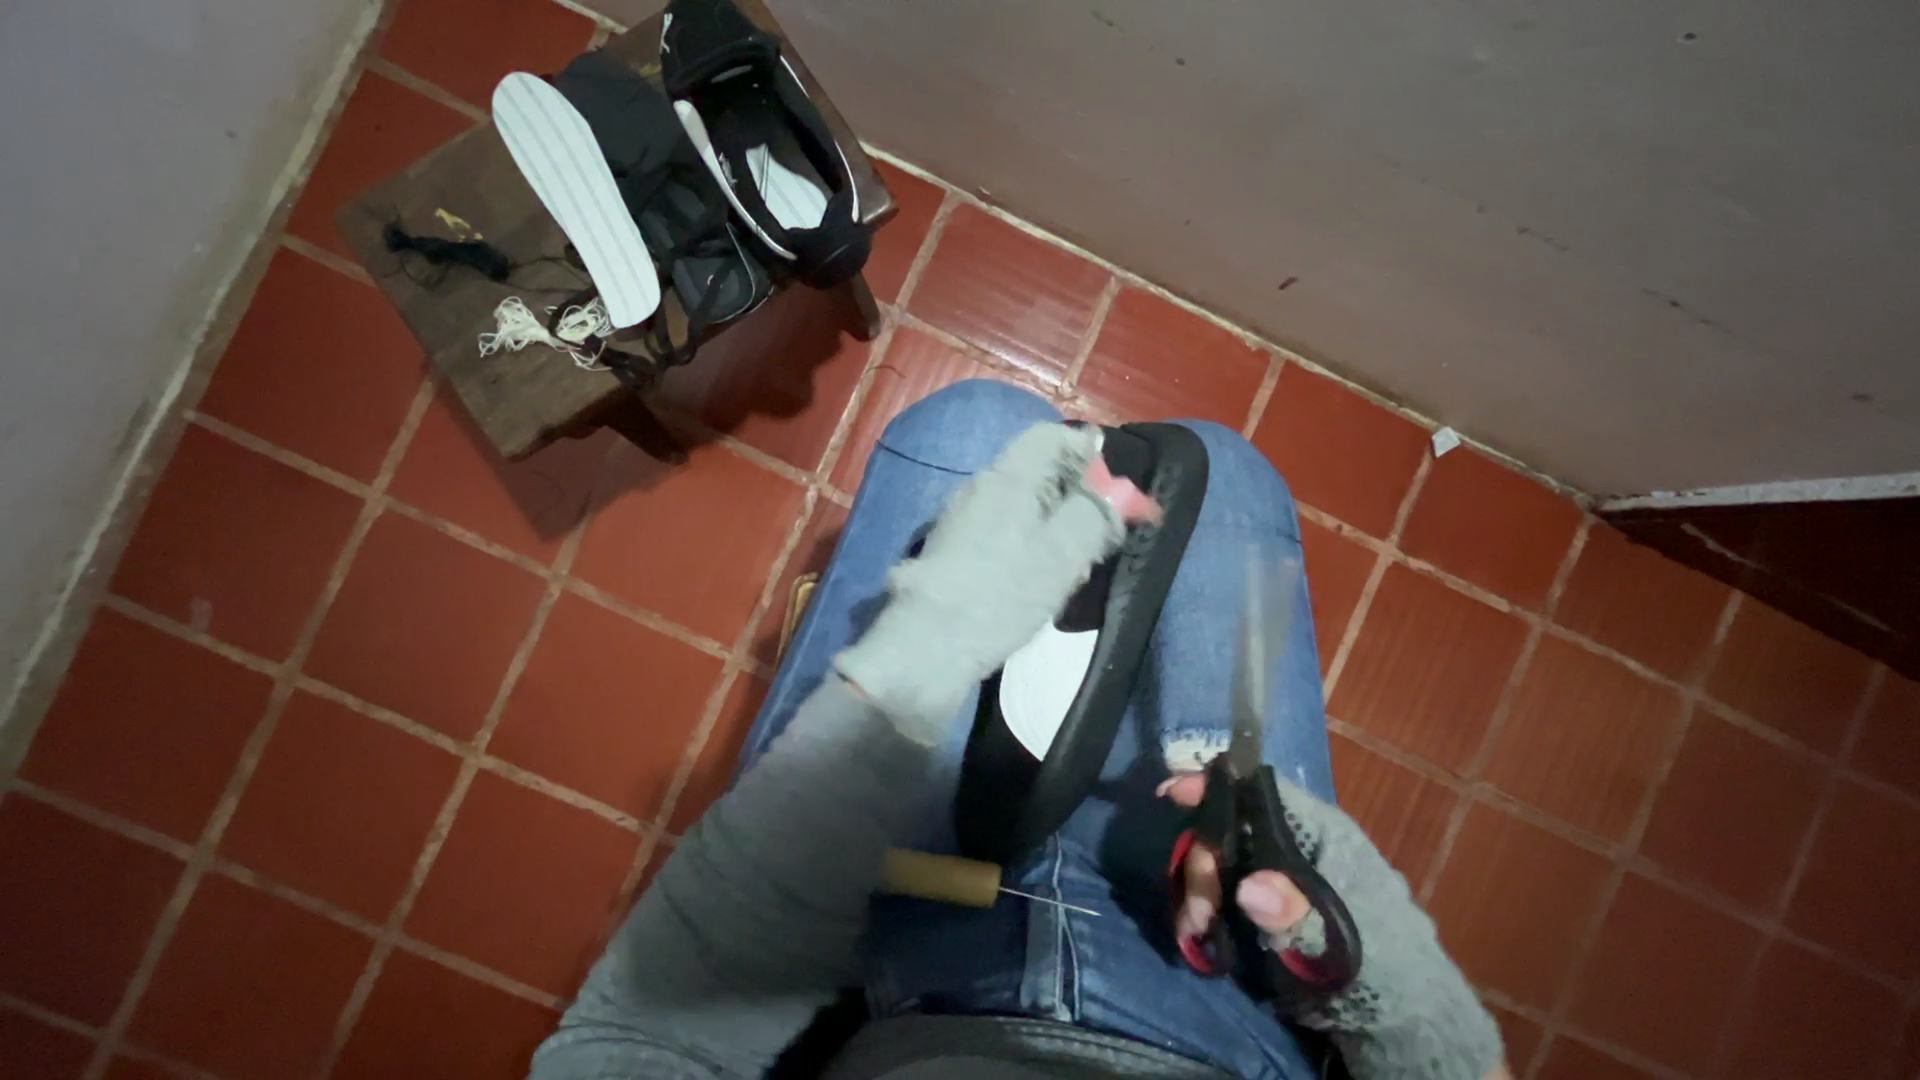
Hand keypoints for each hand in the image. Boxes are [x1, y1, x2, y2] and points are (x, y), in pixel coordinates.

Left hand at [835, 423, 1157, 743]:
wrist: (929, 648)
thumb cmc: (1002, 596)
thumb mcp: (1063, 554)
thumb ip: (1094, 514)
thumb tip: (1114, 491)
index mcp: (1006, 478)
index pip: (1051, 437)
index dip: (1088, 455)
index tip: (1112, 496)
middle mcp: (978, 488)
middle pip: (1037, 473)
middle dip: (1074, 500)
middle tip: (1096, 541)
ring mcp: (959, 521)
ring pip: (1019, 508)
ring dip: (1051, 530)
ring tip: (1068, 572)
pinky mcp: (950, 554)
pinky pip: (999, 535)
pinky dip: (1024, 550)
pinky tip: (1031, 588)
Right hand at [1157, 769, 1507, 1079]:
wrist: (1396, 1023)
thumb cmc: (1381, 970)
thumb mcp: (1341, 944)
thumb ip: (1296, 914)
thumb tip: (1247, 888)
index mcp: (1317, 832)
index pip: (1260, 790)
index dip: (1215, 785)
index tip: (1173, 793)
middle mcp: (1287, 843)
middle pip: (1226, 828)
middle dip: (1202, 863)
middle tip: (1198, 910)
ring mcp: (1269, 874)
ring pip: (1214, 861)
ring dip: (1196, 892)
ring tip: (1194, 930)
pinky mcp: (1256, 906)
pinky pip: (1215, 894)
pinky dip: (1199, 911)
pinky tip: (1195, 936)